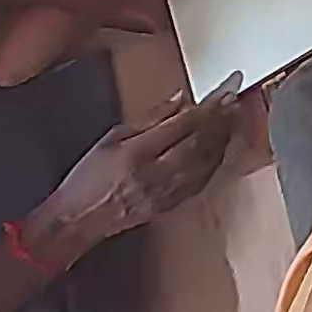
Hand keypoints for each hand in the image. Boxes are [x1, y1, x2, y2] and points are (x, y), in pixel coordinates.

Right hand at [22, 80, 241, 260]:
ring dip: (224, 136)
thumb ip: (152, 116)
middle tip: (235, 98)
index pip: (184, 124)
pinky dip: (217, 158)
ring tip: (234, 116)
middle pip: (201, 142)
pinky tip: (223, 144)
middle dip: (223, 118)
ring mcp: (166, 193)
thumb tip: (182, 97)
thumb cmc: (89, 176)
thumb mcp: (113, 137)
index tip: (226, 89)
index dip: (210, 105)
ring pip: (207, 161)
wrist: (76, 222)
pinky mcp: (171, 205)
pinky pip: (203, 179)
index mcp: (138, 153)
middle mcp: (156, 175)